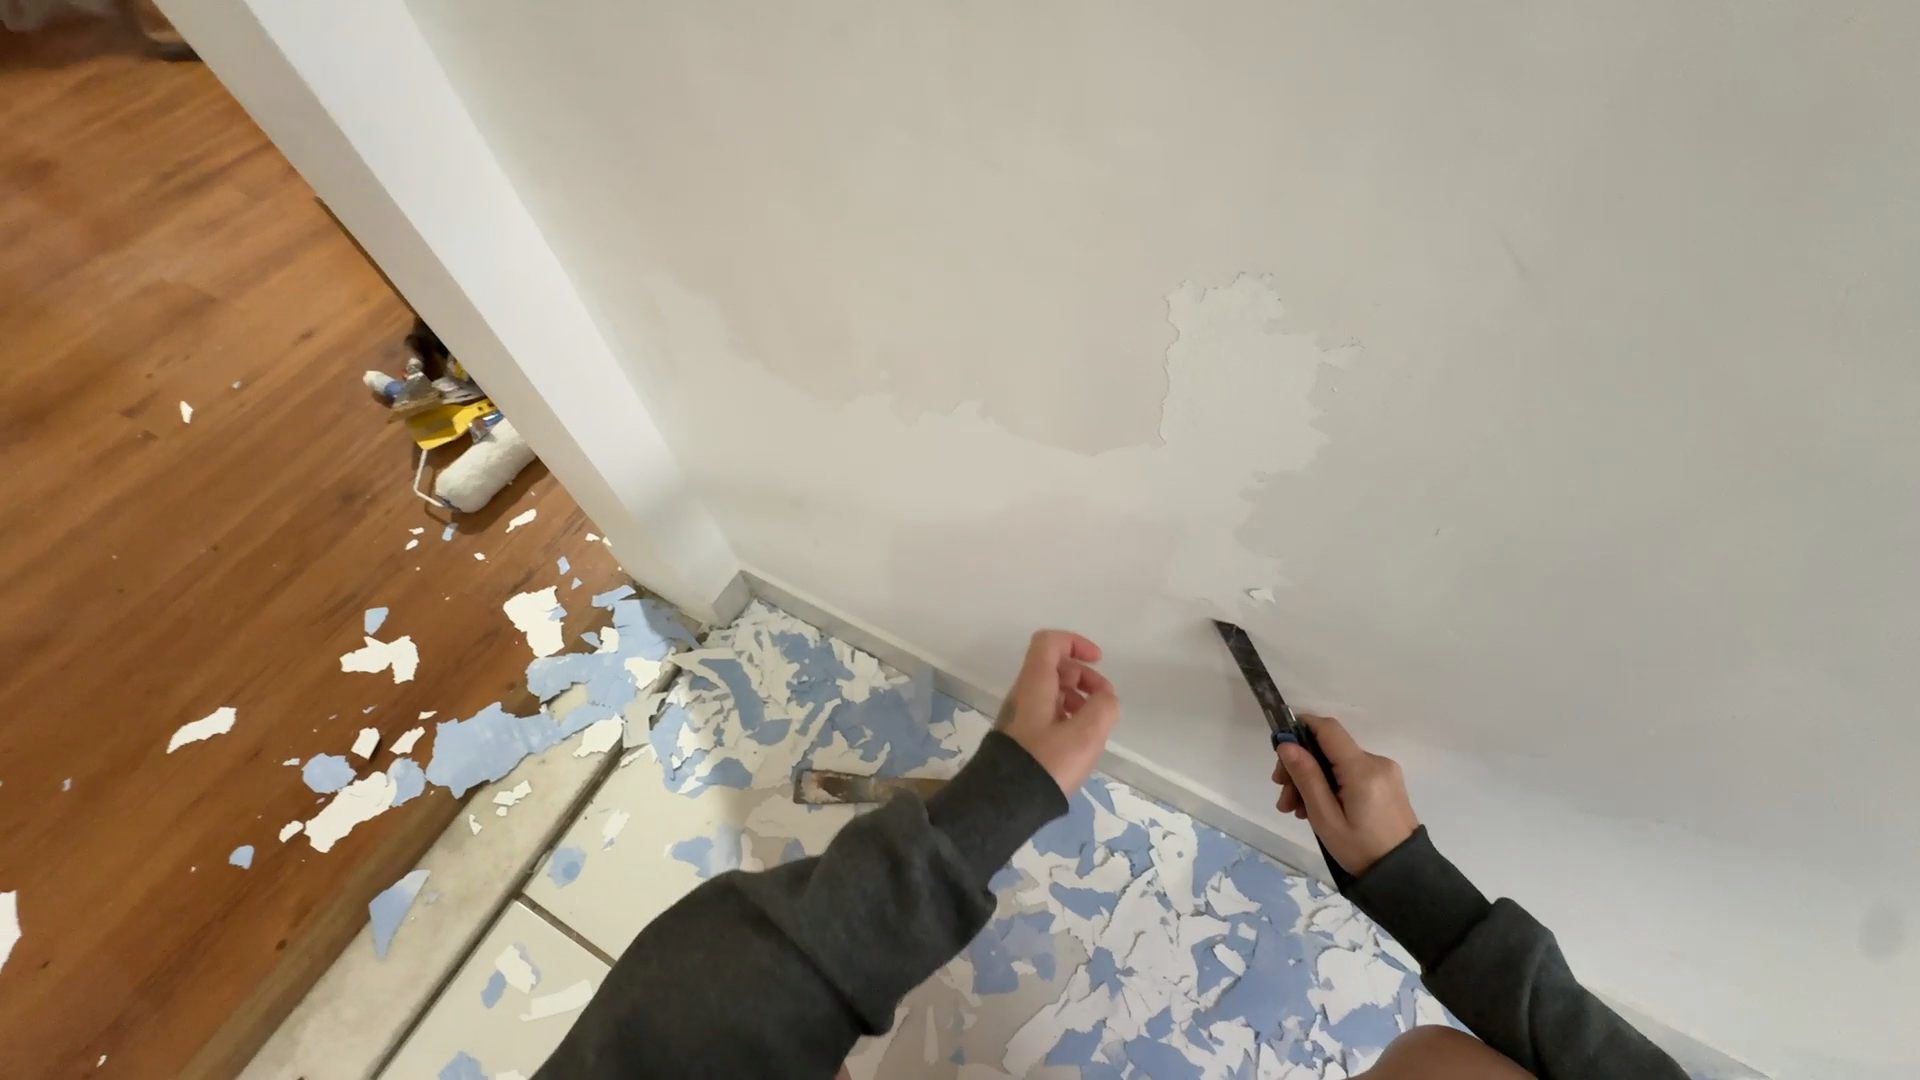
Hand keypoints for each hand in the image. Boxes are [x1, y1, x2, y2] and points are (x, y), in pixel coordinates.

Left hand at [995, 630, 1118, 797]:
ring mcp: (1020, 715)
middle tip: (1104, 698)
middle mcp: (1024, 693)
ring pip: (1052, 691)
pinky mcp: (1022, 736)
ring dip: (1078, 697)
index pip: (1050, 642)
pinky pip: (1047, 712)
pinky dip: (1068, 715)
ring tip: (1096, 723)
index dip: (1075, 643)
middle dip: (1084, 676)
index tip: (1098, 661)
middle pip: (1054, 667)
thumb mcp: (1085, 735)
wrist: (1007, 801)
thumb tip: (1105, 698)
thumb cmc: (1047, 762)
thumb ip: (1103, 708)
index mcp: (1035, 683)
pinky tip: (1080, 739)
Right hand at [1271, 714, 1417, 875]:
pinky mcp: (1386, 782)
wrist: (1405, 877)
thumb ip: (1306, 777)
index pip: (1327, 728)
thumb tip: (1286, 744)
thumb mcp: (1326, 818)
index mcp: (1362, 769)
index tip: (1279, 748)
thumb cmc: (1361, 850)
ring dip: (1312, 779)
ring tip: (1296, 810)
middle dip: (1300, 766)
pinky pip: (1349, 772)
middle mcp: (1376, 762)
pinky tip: (1317, 808)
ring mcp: (1384, 772)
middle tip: (1283, 795)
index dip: (1299, 727)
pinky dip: (1329, 784)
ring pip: (1335, 762)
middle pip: (1327, 748)